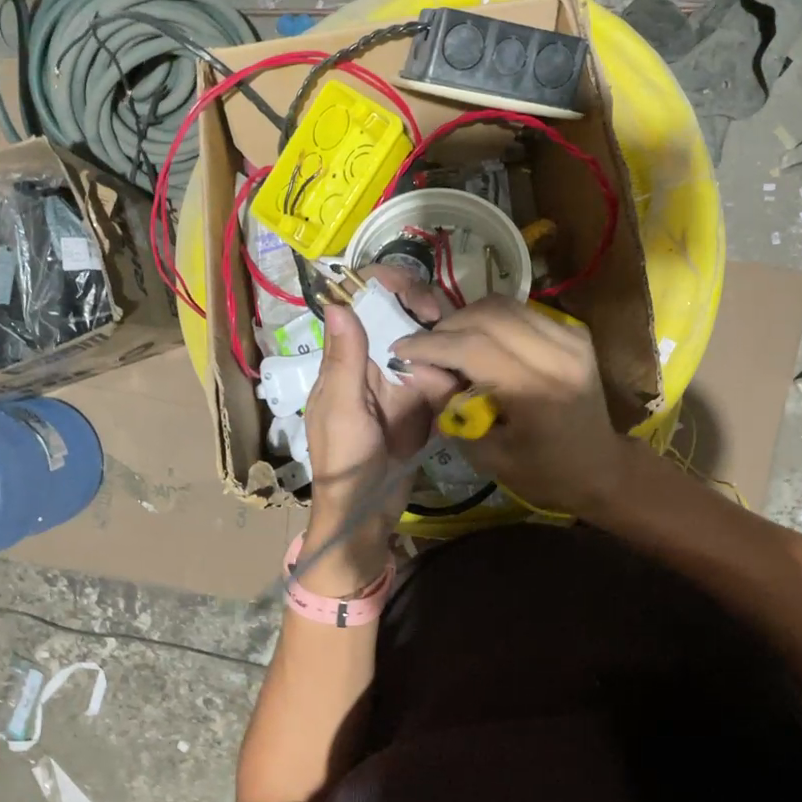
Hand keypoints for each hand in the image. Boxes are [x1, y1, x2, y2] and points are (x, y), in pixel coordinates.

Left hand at [301, 266, 456, 589]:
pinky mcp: (425, 405)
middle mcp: (376, 362)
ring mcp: (402, 383)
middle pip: (404, 316)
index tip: (419, 300)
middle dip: (429, 314)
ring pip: (430, 345)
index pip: (364, 303)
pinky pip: (444, 379)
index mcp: (349, 358)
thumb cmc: (343, 460)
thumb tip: (339, 301)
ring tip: (458, 362)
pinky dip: (454, 379)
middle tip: (451, 326)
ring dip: (446, 348)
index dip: (389, 287)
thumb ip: (344, 359)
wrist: (365, 514)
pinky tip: (462, 387)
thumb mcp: (342, 409)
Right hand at [393, 296, 642, 514]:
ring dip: (467, 318)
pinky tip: (481, 343)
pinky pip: (521, 312)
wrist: (602, 468)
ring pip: (503, 305)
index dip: (429, 344)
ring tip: (450, 343)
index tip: (399, 349)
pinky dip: (492, 321)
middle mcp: (557, 354)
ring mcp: (570, 338)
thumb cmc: (543, 473)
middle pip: (487, 315)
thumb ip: (450, 408)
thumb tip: (417, 369)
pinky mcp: (574, 333)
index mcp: (535, 390)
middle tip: (424, 348)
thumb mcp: (488, 454)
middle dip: (446, 327)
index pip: (472, 347)